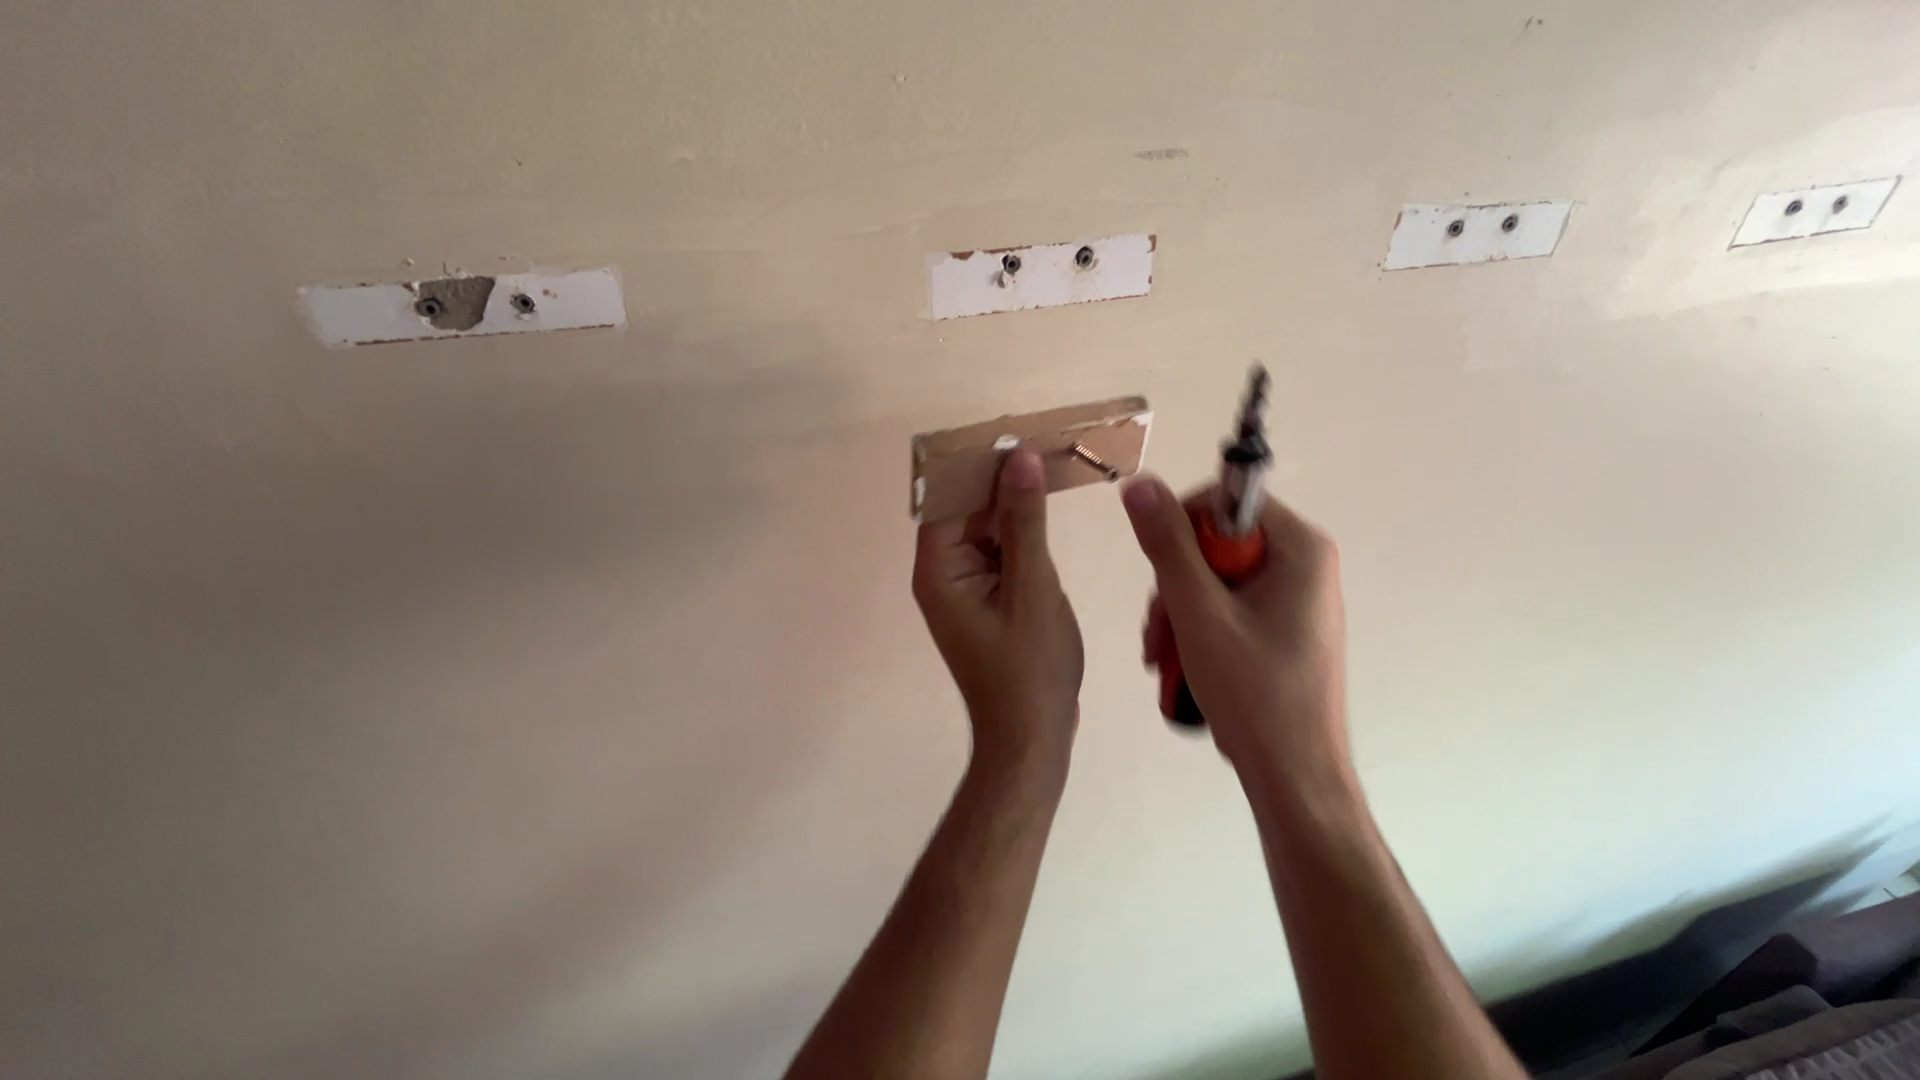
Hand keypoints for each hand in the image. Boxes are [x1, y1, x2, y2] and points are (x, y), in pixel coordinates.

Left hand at [913, 448, 1083, 767]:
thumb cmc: (1030, 669)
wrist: (1031, 737)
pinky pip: (998, 549)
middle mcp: (942, 573)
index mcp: (939, 570)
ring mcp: (964, 586)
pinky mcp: (985, 597)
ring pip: (984, 526)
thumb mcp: (1033, 589)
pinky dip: (1021, 528)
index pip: (947, 498)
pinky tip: (1048, 503)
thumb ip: (1024, 522)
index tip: (1013, 429)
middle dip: (999, 476)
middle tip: (1041, 438)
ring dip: (1014, 499)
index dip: (976, 462)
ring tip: (1050, 458)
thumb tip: (1018, 458)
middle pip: (964, 508)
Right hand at [1121, 476, 1348, 784]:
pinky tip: (1182, 667)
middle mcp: (1304, 565)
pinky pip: (1229, 609)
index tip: (1161, 581)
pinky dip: (1198, 632)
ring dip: (1178, 615)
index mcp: (1299, 548)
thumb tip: (1139, 483)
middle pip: (1214, 545)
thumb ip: (1168, 545)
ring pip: (1215, 581)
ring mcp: (1296, 600)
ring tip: (1163, 660)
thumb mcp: (1198, 613)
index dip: (1178, 533)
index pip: (1222, 502)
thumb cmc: (1253, 692)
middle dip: (1174, 588)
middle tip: (1157, 636)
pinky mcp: (1285, 631)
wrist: (1294, 776)